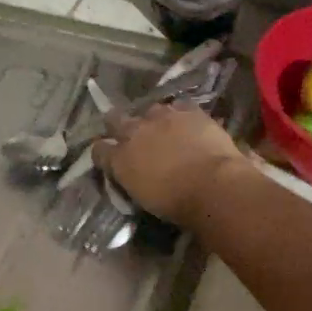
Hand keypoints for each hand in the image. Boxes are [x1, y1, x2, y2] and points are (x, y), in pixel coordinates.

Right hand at [92, 103, 246, 226]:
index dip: (102, 152)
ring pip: (149, 110)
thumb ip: (132, 179)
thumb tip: (133, 174)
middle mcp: (134, 132)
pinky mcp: (188, 111)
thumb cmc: (176, 204)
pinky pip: (179, 107)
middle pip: (115, 119)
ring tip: (162, 127)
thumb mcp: (143, 198)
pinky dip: (181, 114)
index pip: (99, 150)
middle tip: (127, 134)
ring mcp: (162, 118)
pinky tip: (187, 122)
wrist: (212, 186)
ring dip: (152, 118)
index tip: (108, 158)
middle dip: (117, 124)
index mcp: (120, 159)